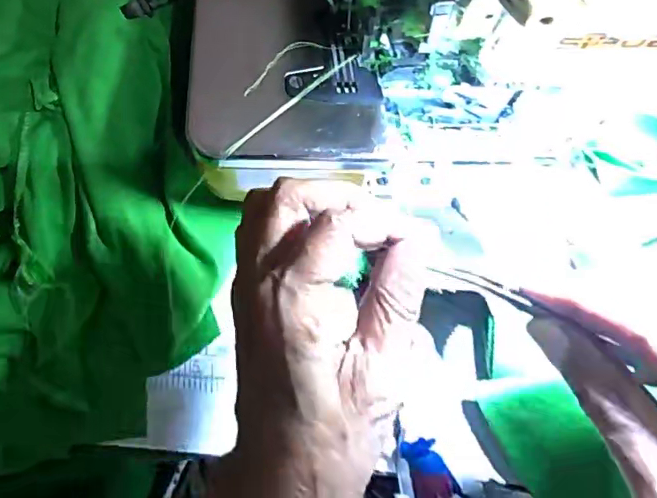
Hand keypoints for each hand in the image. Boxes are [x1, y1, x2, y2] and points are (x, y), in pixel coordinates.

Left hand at [210, 180, 432, 497]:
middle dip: (336, 192)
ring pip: (264, 204)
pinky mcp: (242, 286)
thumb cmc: (336, 427)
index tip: (414, 233)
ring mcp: (243, 276)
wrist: (282, 463)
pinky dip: (287, 216)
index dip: (380, 219)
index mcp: (292, 293)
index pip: (335, 224)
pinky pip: (256, 227)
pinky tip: (320, 239)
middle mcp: (258, 273)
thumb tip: (414, 241)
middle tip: (378, 214)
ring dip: (307, 199)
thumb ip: (396, 296)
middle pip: (286, 197)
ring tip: (351, 219)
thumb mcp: (382, 370)